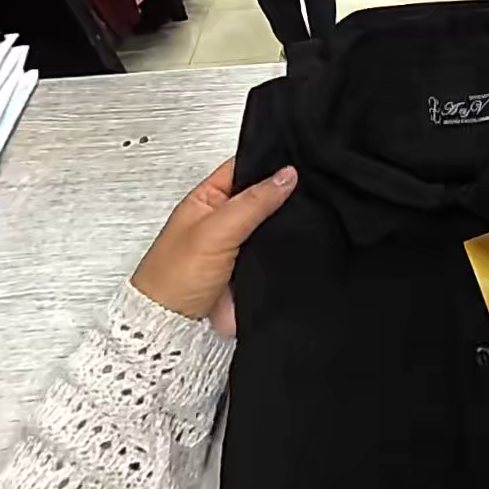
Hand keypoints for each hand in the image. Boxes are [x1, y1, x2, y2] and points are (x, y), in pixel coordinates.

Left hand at [131, 159, 297, 336]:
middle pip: (264, 192)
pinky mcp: (255, 262)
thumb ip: (253, 201)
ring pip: (275, 219)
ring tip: (314, 208)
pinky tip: (307, 235)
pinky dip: (291, 242)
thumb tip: (287, 174)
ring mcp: (242, 240)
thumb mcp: (215, 230)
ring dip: (289, 218)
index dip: (269, 160)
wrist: (173, 330)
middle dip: (286, 190)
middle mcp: (227, 216)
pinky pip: (279, 245)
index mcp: (208, 198)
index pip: (244, 166)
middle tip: (313, 183)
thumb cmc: (174, 280)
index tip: (299, 158)